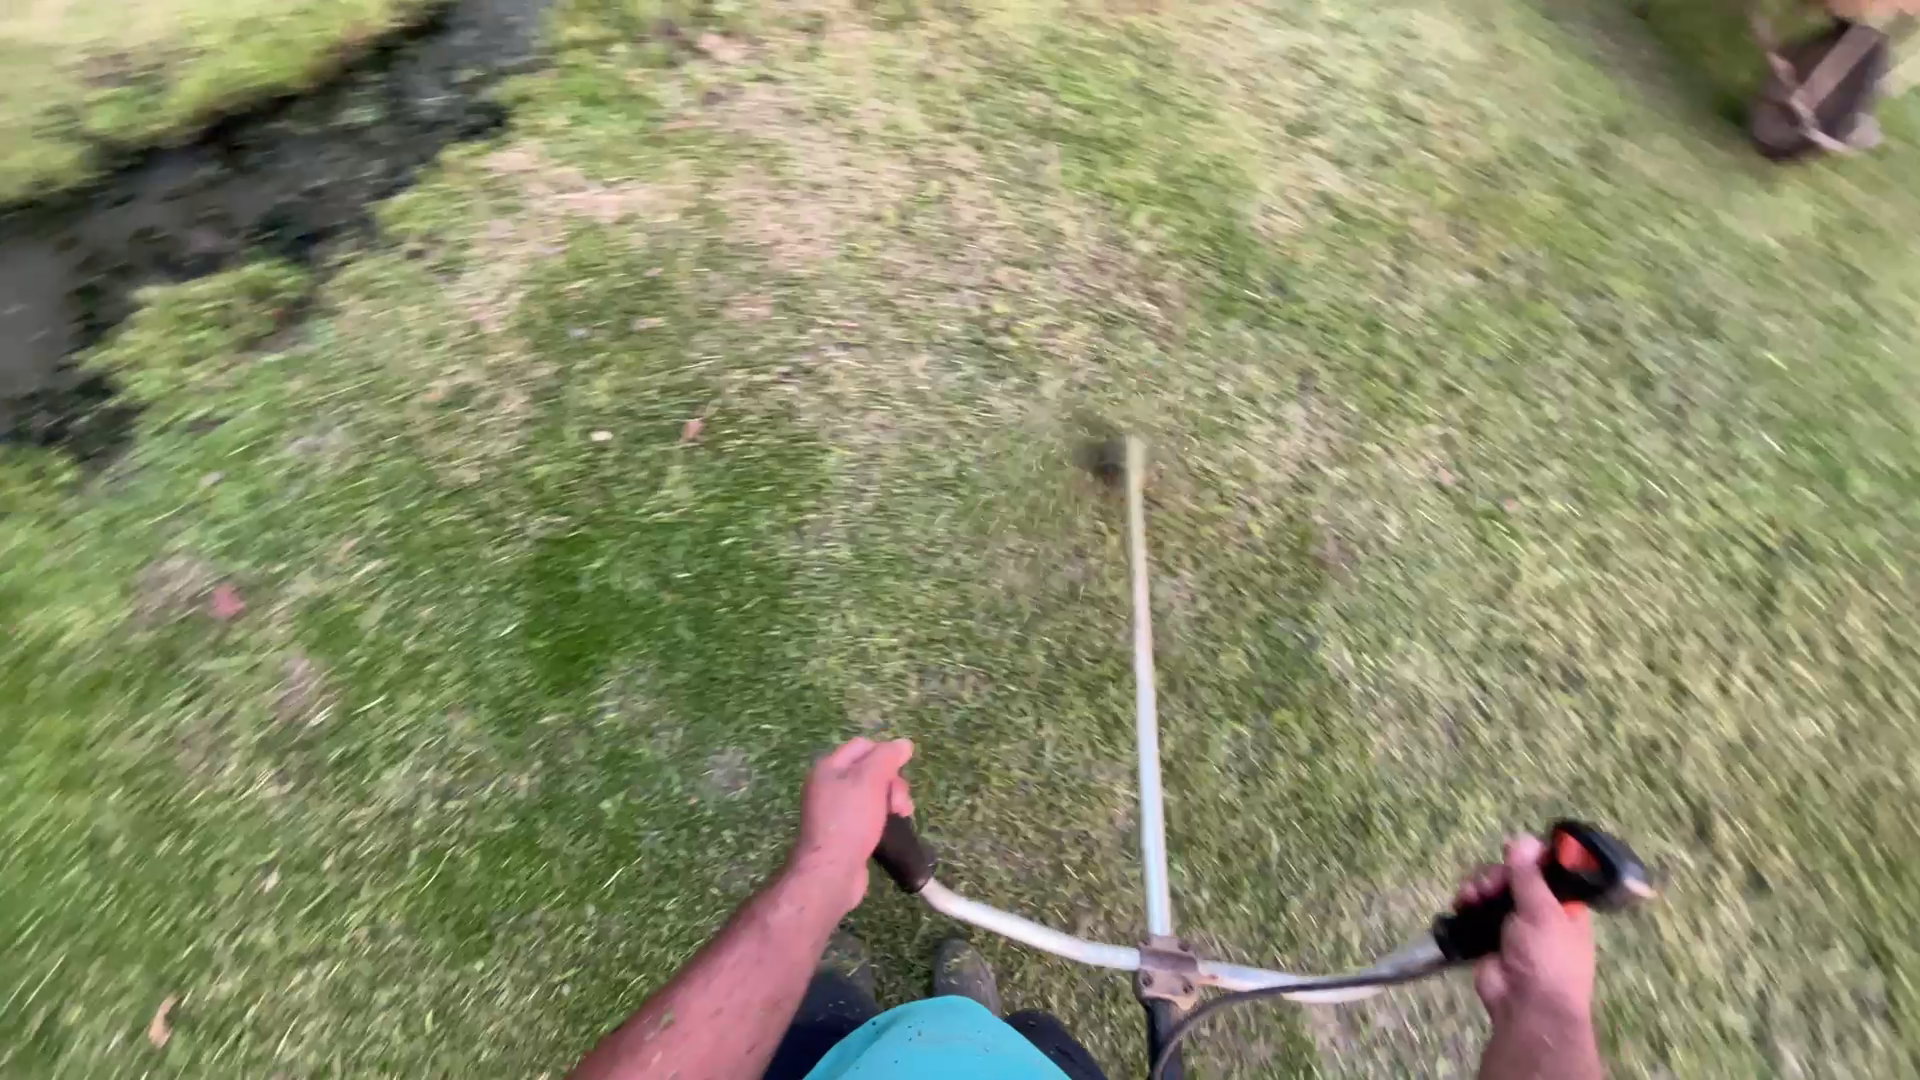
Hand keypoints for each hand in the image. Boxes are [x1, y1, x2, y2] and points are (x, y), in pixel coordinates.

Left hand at [784, 737, 914, 917]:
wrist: (832, 872)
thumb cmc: (850, 819)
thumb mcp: (870, 779)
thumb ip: (887, 757)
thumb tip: (904, 744)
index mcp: (829, 767)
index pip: (863, 746)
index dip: (886, 754)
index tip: (901, 772)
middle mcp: (830, 785)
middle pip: (871, 770)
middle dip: (893, 782)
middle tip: (899, 803)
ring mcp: (837, 810)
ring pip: (875, 794)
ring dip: (893, 801)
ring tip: (902, 816)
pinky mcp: (846, 832)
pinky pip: (871, 814)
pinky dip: (884, 818)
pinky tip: (892, 828)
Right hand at [1455, 835, 1595, 1023]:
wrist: (1525, 1004)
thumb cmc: (1547, 959)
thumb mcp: (1543, 913)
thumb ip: (1529, 875)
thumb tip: (1523, 838)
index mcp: (1563, 906)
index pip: (1546, 869)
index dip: (1528, 858)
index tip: (1512, 853)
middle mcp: (1539, 911)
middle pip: (1511, 874)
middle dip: (1494, 875)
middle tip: (1490, 887)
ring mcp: (1512, 922)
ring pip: (1489, 887)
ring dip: (1476, 887)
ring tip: (1470, 899)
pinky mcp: (1488, 932)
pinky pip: (1473, 905)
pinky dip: (1466, 902)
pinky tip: (1462, 906)